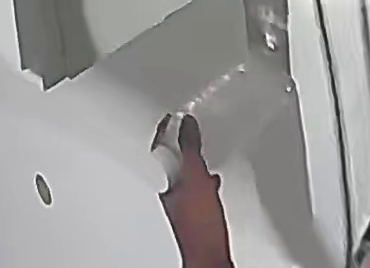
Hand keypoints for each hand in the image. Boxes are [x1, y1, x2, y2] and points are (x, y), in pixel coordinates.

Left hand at [154, 114, 233, 267]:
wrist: (210, 258)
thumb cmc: (198, 223)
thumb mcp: (194, 173)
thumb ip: (189, 145)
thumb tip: (186, 122)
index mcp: (162, 177)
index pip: (159, 143)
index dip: (165, 126)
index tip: (170, 115)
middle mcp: (168, 189)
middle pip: (171, 158)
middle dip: (179, 142)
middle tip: (184, 128)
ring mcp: (181, 203)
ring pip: (184, 172)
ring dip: (191, 159)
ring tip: (200, 152)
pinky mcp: (195, 215)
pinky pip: (196, 187)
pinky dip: (202, 178)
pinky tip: (210, 180)